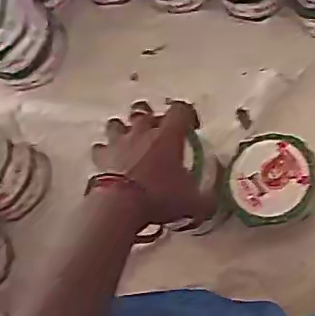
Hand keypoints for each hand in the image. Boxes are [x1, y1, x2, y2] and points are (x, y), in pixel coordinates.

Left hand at [89, 100, 214, 226]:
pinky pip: (101, 147)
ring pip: (118, 123)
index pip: (181, 109)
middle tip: (160, 133)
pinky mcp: (101, 157)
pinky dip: (107, 151)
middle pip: (144, 110)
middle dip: (152, 118)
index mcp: (168, 135)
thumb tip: (213, 202)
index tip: (192, 128)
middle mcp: (142, 132)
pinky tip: (113, 161)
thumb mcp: (193, 202)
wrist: (120, 206)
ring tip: (133, 142)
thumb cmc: (160, 196)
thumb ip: (206, 200)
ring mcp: (118, 142)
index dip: (188, 115)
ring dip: (125, 130)